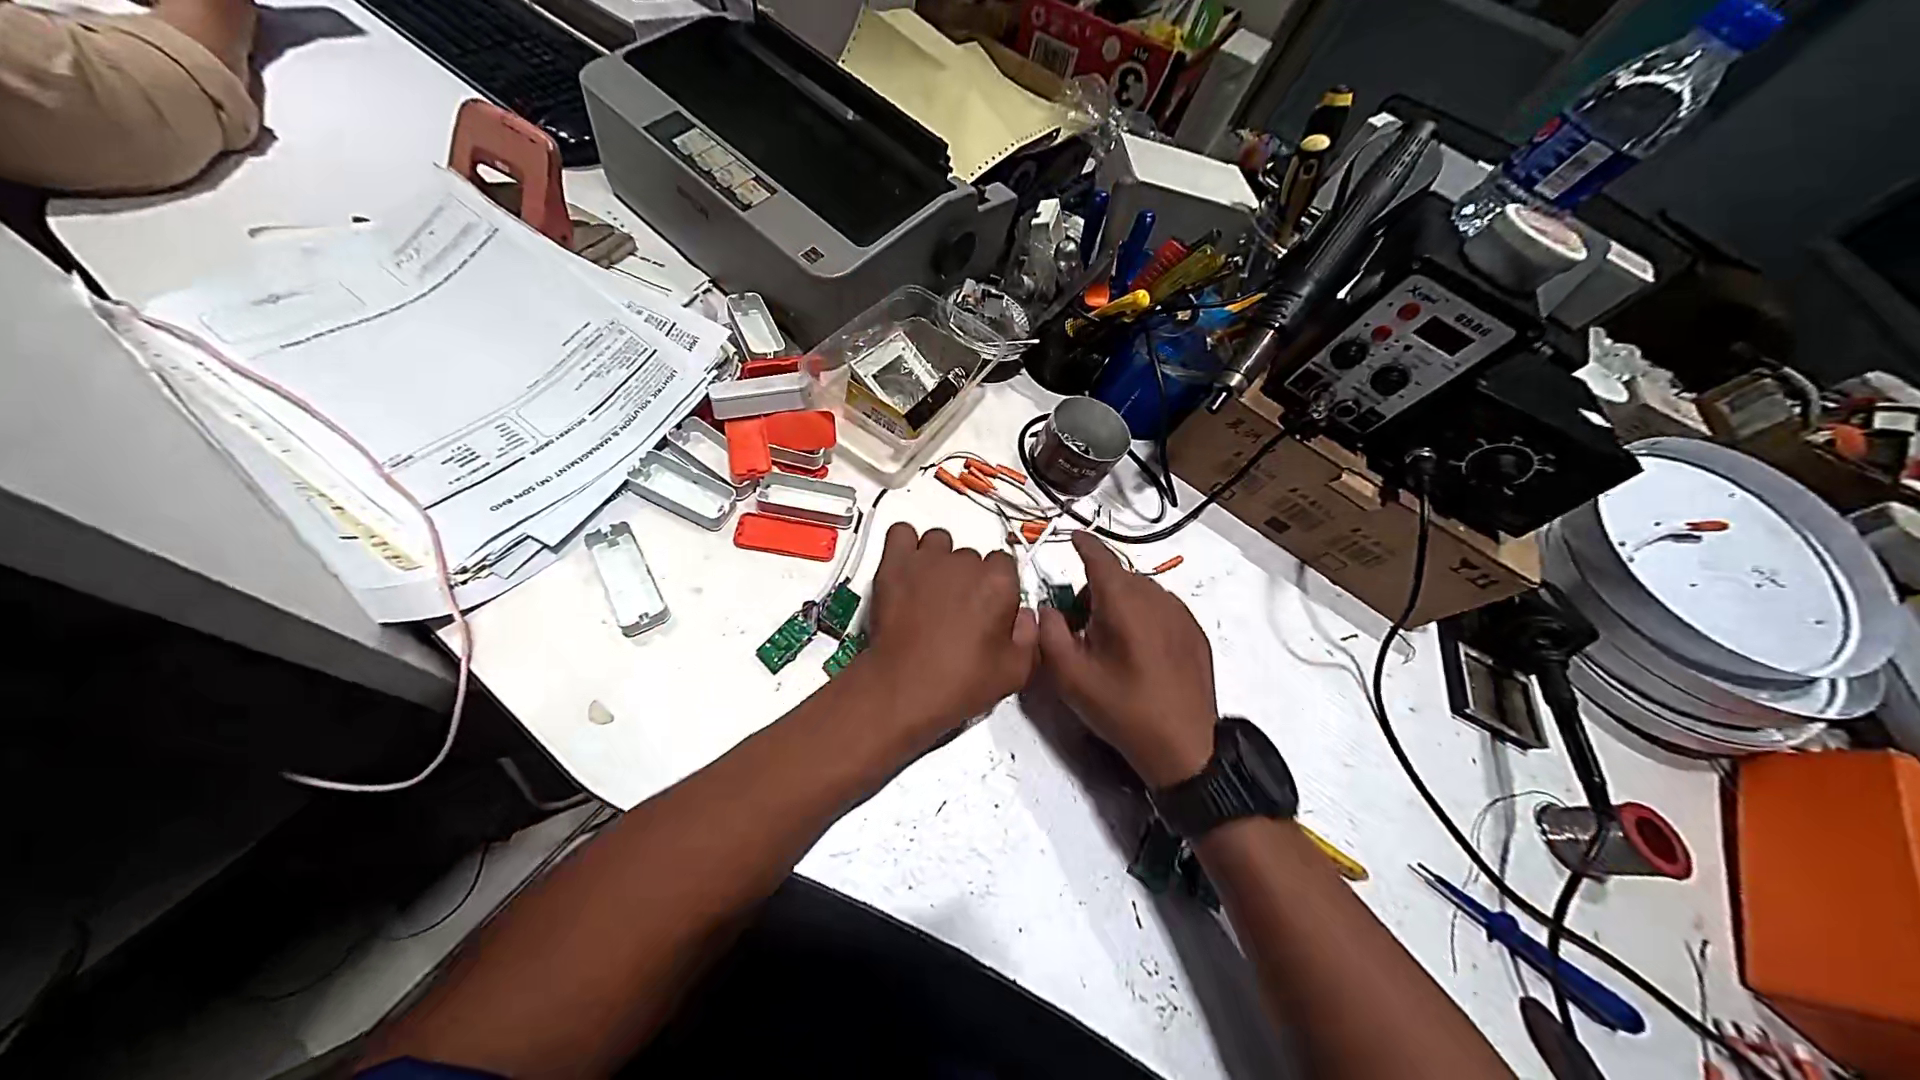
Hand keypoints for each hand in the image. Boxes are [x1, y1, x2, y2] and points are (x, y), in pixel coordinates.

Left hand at [862, 524, 1038, 740]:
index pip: (1005, 565)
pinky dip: (905, 545)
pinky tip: (908, 566)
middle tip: (958, 611)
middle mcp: (964, 563)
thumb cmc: (956, 682)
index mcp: (998, 582)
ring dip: (938, 559)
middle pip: (972, 556)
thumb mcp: (1014, 672)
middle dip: (968, 578)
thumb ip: (1030, 637)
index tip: (989, 610)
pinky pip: (901, 533)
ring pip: (939, 542)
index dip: (997, 589)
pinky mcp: (894, 565)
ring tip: (931, 590)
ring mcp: (927, 560)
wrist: (903, 688)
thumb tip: (1027, 619)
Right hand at [1038, 533, 1216, 787]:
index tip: (1072, 538)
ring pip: (1140, 593)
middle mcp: (1156, 598)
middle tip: (1079, 628)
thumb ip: (1048, 632)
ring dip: (1119, 605)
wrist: (1184, 746)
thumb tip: (1047, 610)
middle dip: (1093, 592)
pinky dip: (1143, 619)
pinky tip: (1138, 655)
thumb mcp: (1069, 675)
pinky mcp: (1195, 632)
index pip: (1099, 557)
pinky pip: (1161, 610)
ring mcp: (1180, 614)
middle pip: (1117, 577)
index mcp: (1124, 602)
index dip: (1082, 544)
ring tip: (1109, 646)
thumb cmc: (1124, 710)